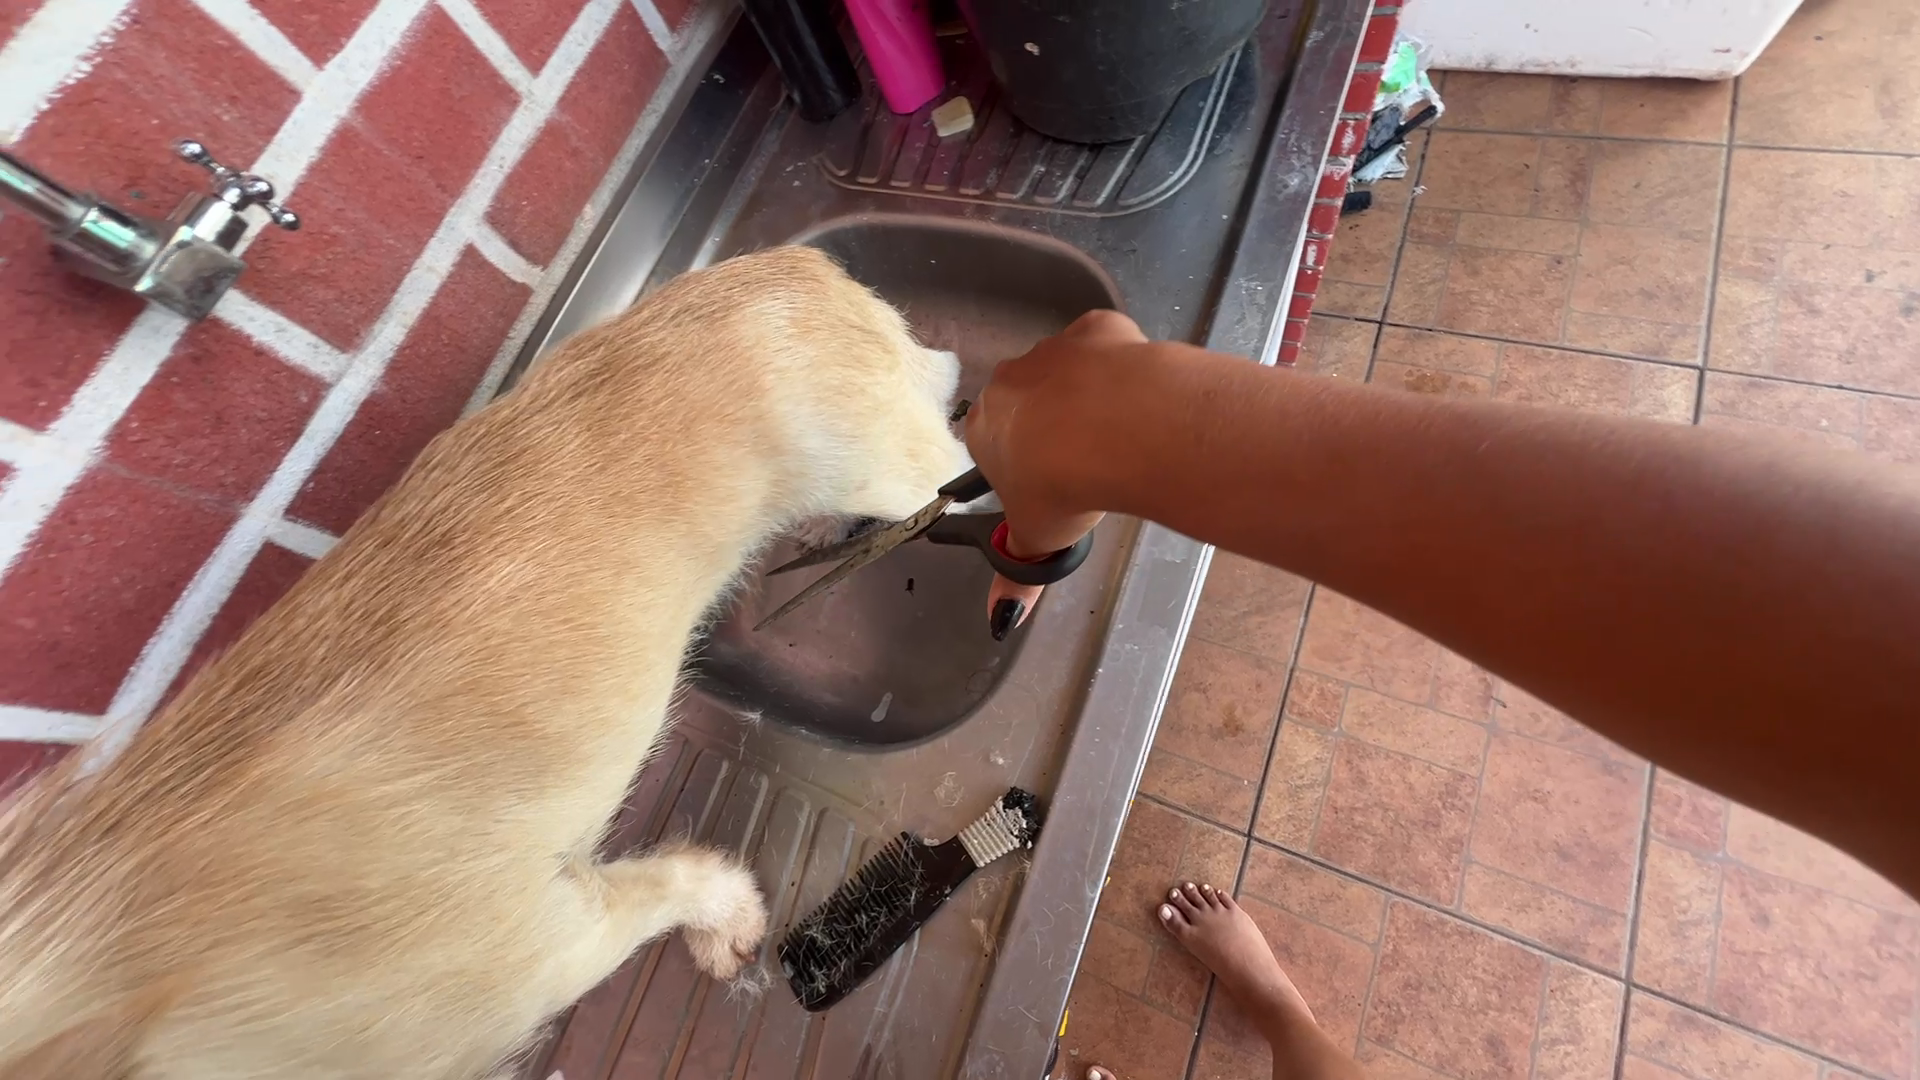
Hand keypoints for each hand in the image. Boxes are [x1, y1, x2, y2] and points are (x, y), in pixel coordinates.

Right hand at [967, 310, 1145, 635]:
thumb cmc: (1063, 488)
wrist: (1118, 432)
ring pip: (1066, 375)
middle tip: (1086, 463)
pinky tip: (1136, 394)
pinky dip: (1118, 368)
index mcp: (983, 429)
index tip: (1050, 485)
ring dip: (1085, 398)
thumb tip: (1000, 618)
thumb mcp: (1038, 540)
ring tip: (1120, 434)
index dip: (1022, 467)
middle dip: (1051, 429)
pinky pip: (1104, 347)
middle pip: (1026, 406)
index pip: (991, 444)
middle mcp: (1008, 382)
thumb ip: (1018, 572)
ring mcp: (1053, 349)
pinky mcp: (1097, 327)